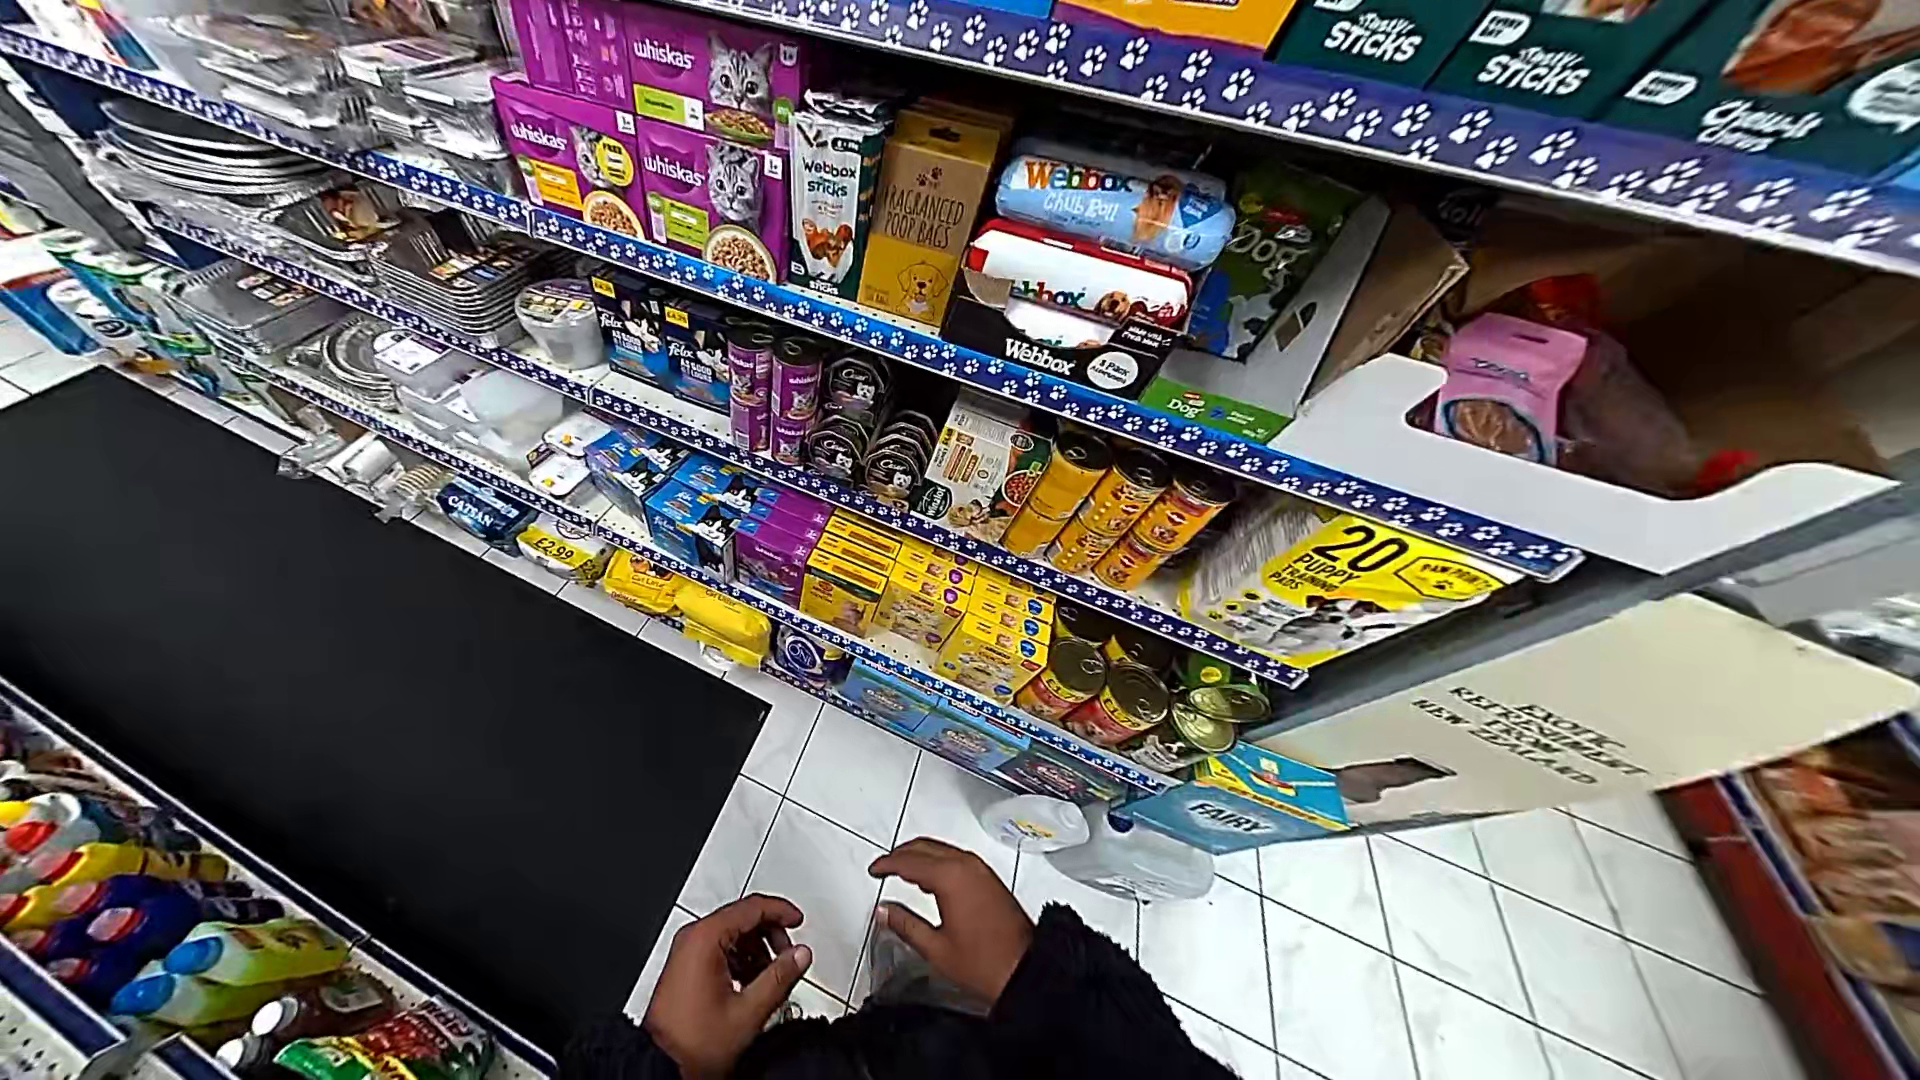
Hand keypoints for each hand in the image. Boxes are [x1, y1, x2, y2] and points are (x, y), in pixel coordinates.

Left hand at [643, 895, 812, 1078]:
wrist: (656, 1070)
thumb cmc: (690, 1045)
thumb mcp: (747, 1012)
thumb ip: (779, 978)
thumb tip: (800, 955)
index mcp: (706, 938)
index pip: (753, 907)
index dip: (781, 911)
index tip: (797, 920)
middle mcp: (693, 938)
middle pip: (743, 917)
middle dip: (770, 933)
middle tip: (787, 952)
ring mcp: (686, 952)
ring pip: (732, 932)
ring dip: (757, 948)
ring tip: (771, 974)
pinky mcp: (684, 967)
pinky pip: (719, 947)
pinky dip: (741, 957)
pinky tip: (751, 982)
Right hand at [868, 837, 1033, 1004]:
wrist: (1023, 967)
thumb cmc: (985, 962)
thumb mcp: (936, 948)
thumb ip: (906, 924)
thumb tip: (884, 910)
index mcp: (950, 877)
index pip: (909, 860)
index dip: (887, 863)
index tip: (875, 869)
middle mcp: (966, 865)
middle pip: (924, 846)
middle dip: (900, 853)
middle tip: (884, 867)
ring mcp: (979, 868)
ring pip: (940, 848)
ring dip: (918, 855)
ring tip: (900, 871)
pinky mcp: (987, 875)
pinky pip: (954, 856)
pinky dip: (935, 859)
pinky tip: (928, 877)